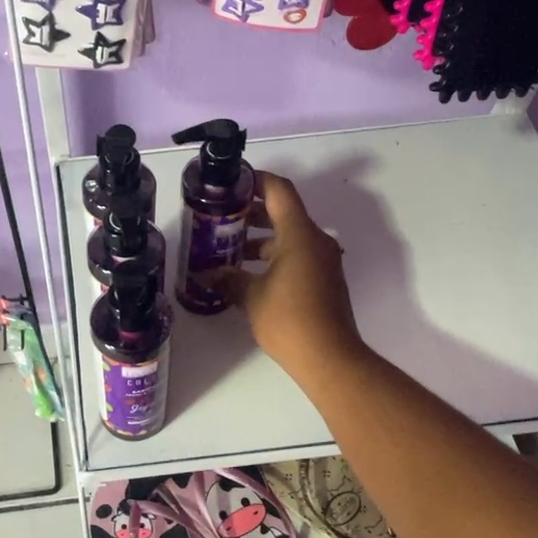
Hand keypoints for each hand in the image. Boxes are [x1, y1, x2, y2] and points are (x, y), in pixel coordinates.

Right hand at [210, 171, 362, 383]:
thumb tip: (207, 274)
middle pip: (284, 212)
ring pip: (289, 236)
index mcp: (299, 234)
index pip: (278, 190)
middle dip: (251, 212)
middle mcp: (315, 240)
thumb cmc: (289, 320)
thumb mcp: (251, 298)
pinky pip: (296, 255)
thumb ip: (228, 279)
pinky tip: (247, 273)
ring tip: (227, 248)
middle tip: (221, 217)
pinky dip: (272, 256)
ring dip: (260, 238)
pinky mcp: (323, 279)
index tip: (231, 183)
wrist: (330, 357)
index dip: (255, 180)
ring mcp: (322, 260)